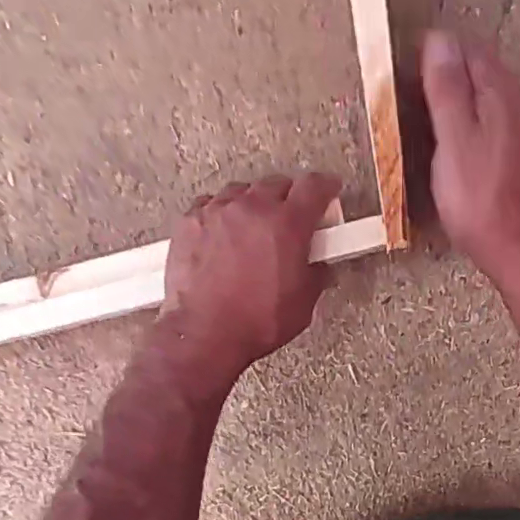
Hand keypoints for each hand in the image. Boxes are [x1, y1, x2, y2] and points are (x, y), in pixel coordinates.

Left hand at [158, 172, 341, 377]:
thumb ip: (315, 275)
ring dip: (254, 206)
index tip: (328, 189)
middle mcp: (253, 208)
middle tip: (291, 223)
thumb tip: (318, 267)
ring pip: (243, 192)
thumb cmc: (253, 322)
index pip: (314, 187)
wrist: (207, 333)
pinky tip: (226, 238)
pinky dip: (223, 216)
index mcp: (287, 225)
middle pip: (277, 185)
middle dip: (288, 200)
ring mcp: (219, 211)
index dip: (326, 186)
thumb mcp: (303, 304)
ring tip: (256, 233)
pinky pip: (212, 205)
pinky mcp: (192, 221)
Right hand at [420, 31, 519, 270]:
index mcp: (497, 92)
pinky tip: (452, 144)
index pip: (465, 51)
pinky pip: (487, 122)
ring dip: (456, 101)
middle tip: (415, 99)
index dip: (435, 58)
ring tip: (429, 120)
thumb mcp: (452, 138)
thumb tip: (438, 42)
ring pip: (482, 96)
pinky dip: (467, 123)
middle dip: (446, 76)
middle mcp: (513, 102)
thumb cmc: (475, 197)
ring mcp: (517, 129)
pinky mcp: (512, 154)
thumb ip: (445, 89)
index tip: (409, 79)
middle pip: (476, 70)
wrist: (505, 242)